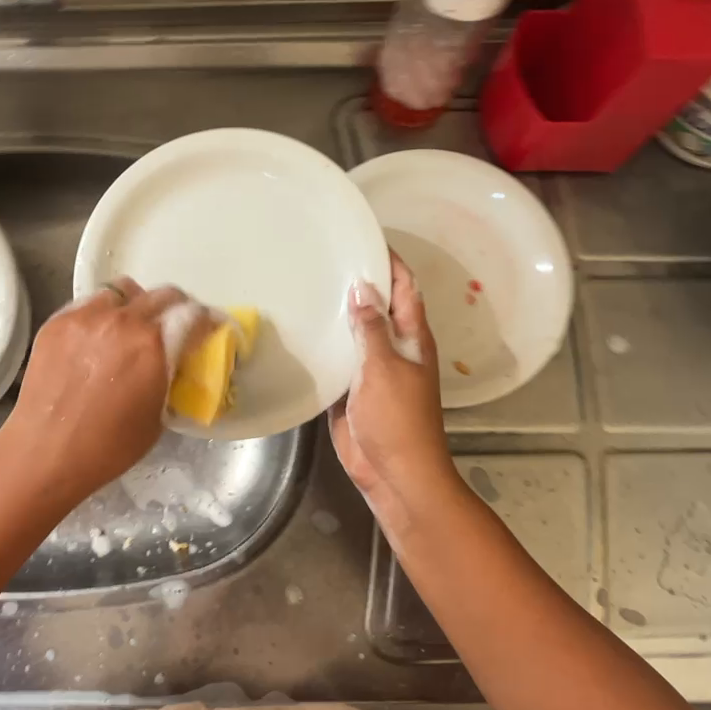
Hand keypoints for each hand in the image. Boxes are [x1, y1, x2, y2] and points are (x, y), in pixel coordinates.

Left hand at [0, 278, 211, 510]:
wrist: (45, 454)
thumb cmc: (108, 448)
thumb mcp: (157, 416)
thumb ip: (169, 377)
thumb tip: (174, 362)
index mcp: (153, 345)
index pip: (193, 314)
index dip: (206, 321)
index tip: (208, 329)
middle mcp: (121, 321)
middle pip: (162, 295)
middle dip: (176, 309)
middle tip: (174, 327)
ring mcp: (85, 317)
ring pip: (123, 291)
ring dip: (135, 305)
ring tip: (131, 328)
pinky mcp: (56, 322)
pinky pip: (89, 304)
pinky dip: (102, 314)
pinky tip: (98, 338)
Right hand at [329, 253, 452, 506]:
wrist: (394, 473)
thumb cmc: (397, 419)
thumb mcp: (384, 368)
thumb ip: (371, 329)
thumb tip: (361, 288)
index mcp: (411, 338)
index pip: (403, 289)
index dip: (390, 262)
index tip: (365, 236)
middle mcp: (393, 348)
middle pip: (377, 307)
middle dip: (357, 282)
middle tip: (323, 256)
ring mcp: (371, 370)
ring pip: (354, 333)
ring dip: (336, 314)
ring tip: (305, 286)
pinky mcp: (349, 391)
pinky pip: (336, 361)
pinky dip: (322, 346)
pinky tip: (299, 332)